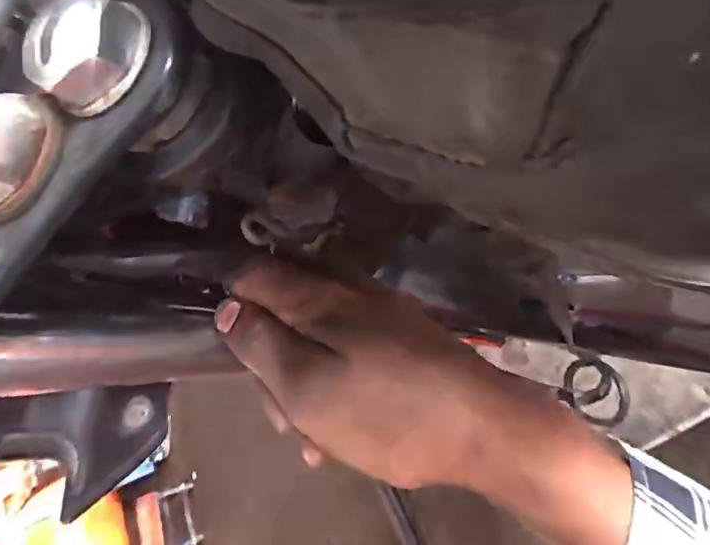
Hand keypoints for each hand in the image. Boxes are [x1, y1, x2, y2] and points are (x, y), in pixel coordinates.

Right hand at [214, 257, 632, 544]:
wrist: (483, 425)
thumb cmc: (387, 411)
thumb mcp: (309, 390)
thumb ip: (263, 345)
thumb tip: (226, 307)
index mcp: (317, 295)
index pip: (254, 272)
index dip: (231, 302)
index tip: (228, 347)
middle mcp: (343, 288)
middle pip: (281, 308)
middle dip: (270, 359)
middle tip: (281, 416)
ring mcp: (374, 308)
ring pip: (312, 335)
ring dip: (302, 383)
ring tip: (314, 437)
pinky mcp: (396, 332)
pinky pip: (345, 348)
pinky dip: (333, 382)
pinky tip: (344, 430)